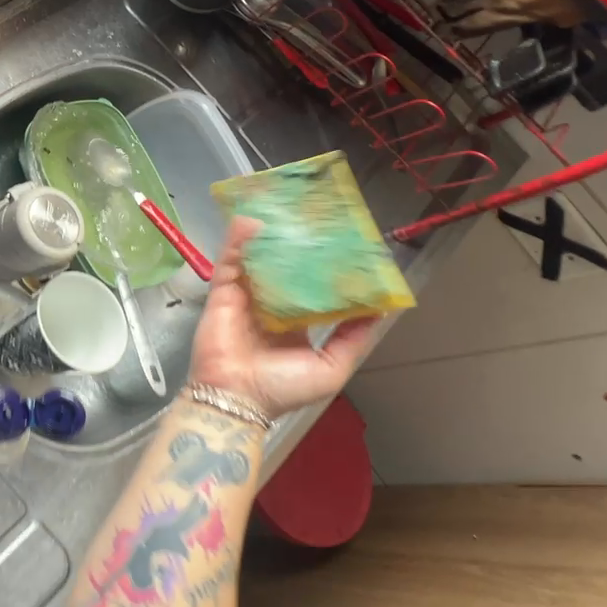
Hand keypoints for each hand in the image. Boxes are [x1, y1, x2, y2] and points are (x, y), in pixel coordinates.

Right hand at [185, 217, 377, 418]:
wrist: (237, 395)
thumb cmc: (284, 386)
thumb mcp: (333, 366)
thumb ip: (353, 337)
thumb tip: (383, 309)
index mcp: (294, 325)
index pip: (310, 290)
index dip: (324, 270)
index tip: (342, 247)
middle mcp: (268, 307)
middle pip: (282, 270)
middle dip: (295, 248)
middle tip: (311, 221)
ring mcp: (244, 298)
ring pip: (256, 261)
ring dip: (265, 238)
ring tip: (279, 211)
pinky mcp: (222, 293)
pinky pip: (230, 262)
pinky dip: (237, 242)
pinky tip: (248, 222)